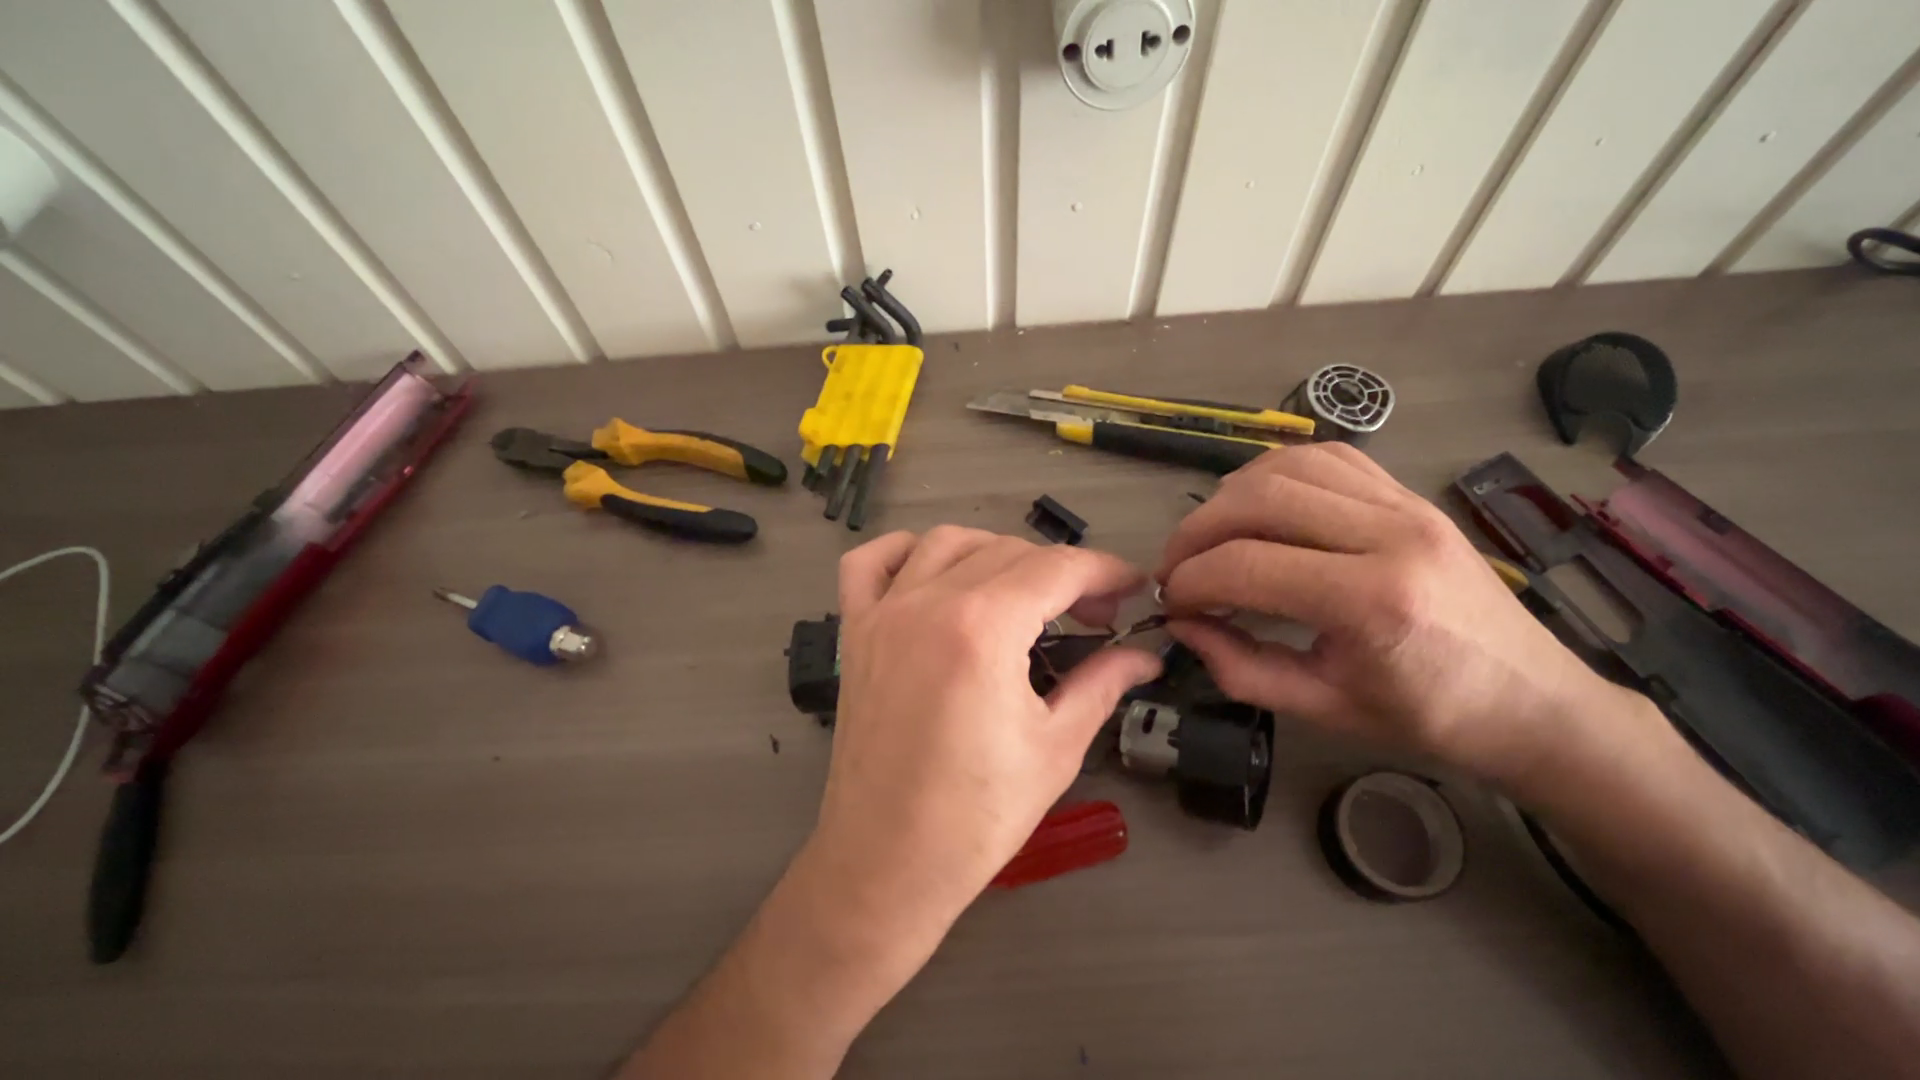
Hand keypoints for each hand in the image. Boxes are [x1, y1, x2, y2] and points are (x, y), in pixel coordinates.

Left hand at [810, 527, 1162, 931]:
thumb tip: (1142, 655)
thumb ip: (1102, 683)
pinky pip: (871, 564)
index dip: (1105, 571)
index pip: (1057, 568)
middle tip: (1093, 616)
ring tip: (1026, 596)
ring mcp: (883, 614)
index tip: (1132, 591)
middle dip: (1062, 572)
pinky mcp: (855, 634)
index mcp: (983, 628)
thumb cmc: (978, 815)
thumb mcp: (1056, 747)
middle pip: (1008, 551)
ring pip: (946, 543)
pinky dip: (906, 553)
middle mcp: (928, 603)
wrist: (887, 862)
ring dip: (996, 554)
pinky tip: (936, 575)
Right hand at [1156, 445, 1610, 783]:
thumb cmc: (1427, 716)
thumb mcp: (1323, 707)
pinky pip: (1328, 459)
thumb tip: (1182, 625)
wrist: (1528, 698)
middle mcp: (1390, 535)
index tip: (1172, 604)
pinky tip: (1258, 505)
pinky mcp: (1412, 495)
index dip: (1191, 581)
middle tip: (1176, 568)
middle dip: (1196, 532)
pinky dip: (1277, 473)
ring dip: (1230, 496)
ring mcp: (1407, 505)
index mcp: (1372, 601)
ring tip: (1210, 537)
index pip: (1246, 564)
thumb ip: (1241, 667)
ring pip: (1288, 466)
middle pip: (1258, 500)